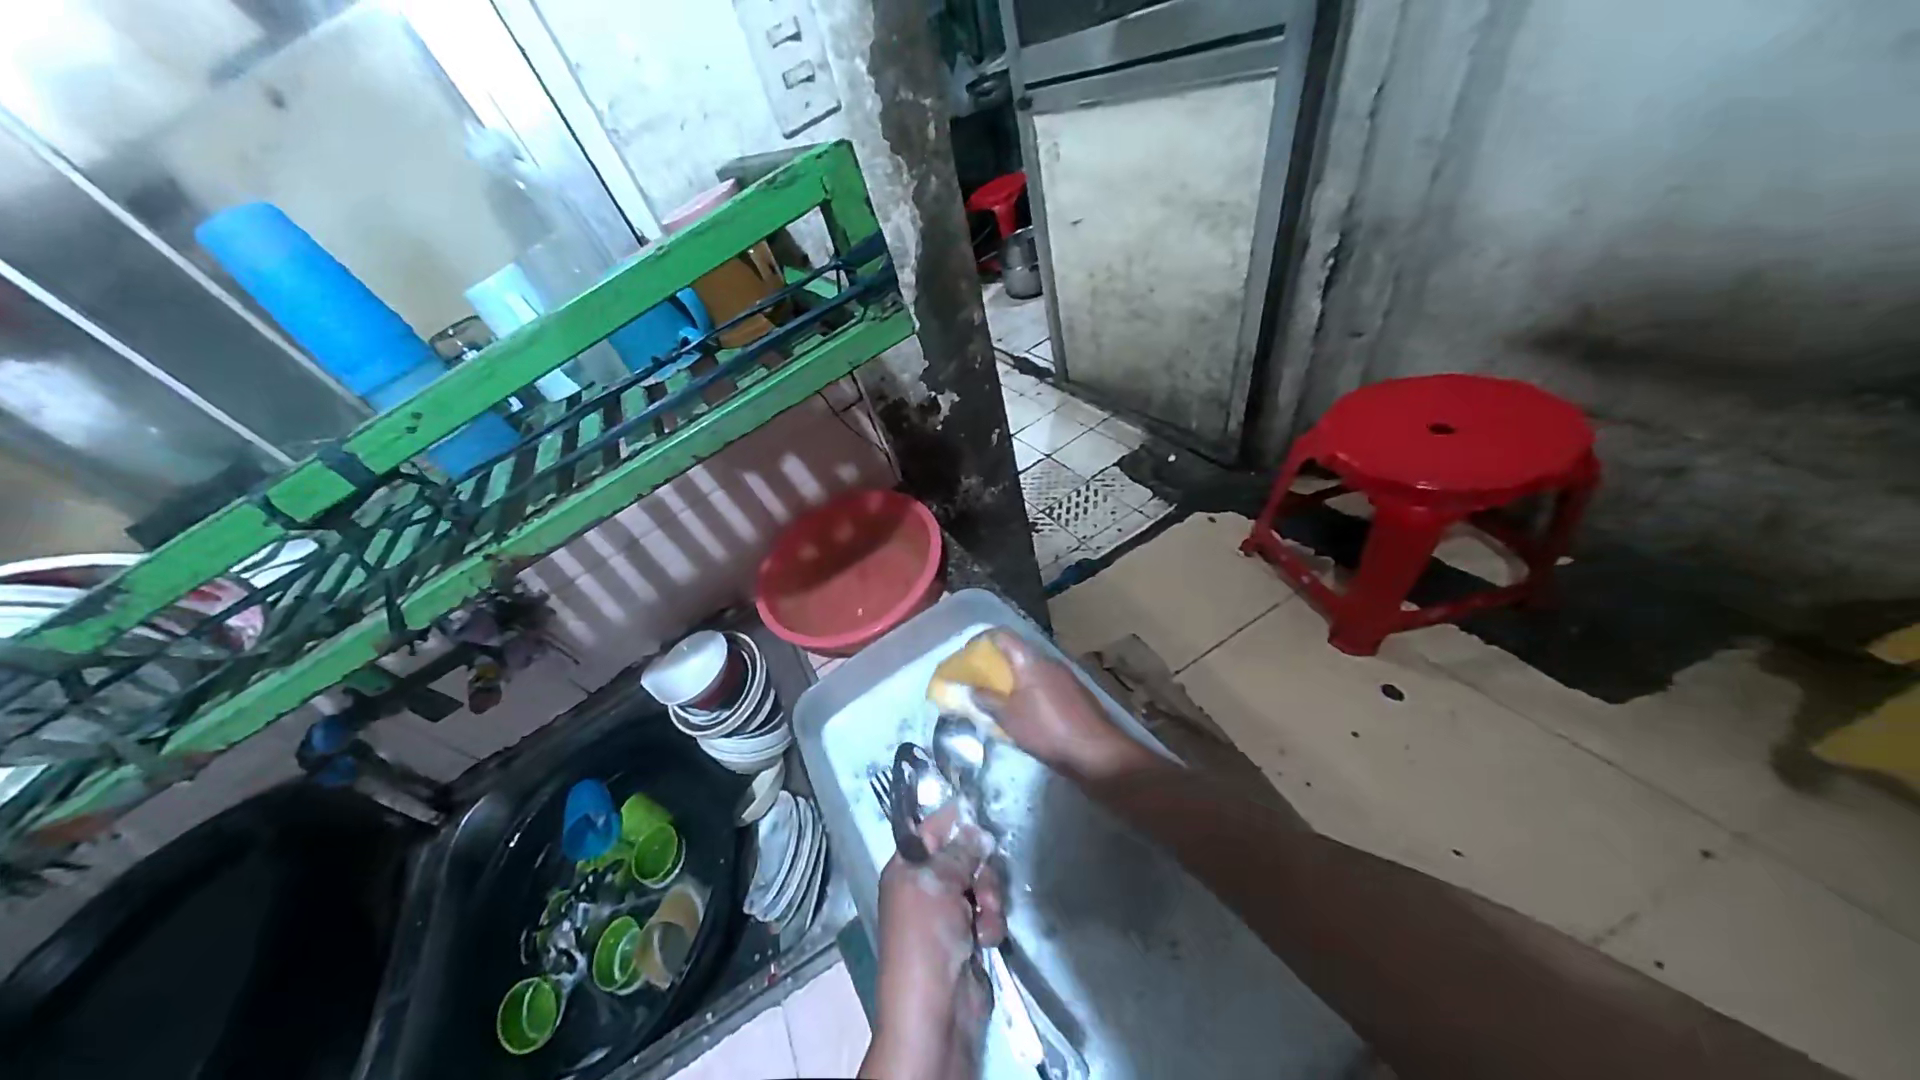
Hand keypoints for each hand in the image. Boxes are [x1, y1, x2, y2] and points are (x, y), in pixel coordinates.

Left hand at [862, 804, 1006, 1079]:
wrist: (937, 1008)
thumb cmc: (925, 937)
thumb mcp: (936, 883)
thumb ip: (958, 851)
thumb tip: (976, 830)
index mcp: (907, 868)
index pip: (929, 829)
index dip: (951, 818)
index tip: (976, 808)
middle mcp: (926, 885)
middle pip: (963, 855)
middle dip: (978, 868)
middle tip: (979, 883)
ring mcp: (950, 910)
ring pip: (982, 882)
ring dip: (989, 898)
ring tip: (982, 919)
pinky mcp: (971, 933)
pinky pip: (990, 911)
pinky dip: (991, 923)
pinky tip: (985, 939)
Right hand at [984, 630, 1160, 781]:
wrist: (1096, 752)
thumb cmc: (1047, 729)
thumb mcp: (1008, 718)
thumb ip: (987, 700)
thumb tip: (972, 689)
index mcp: (1030, 660)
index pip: (1002, 635)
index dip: (982, 640)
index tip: (967, 654)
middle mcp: (1049, 661)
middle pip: (1017, 653)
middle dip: (997, 664)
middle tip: (980, 681)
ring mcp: (1066, 676)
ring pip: (1032, 670)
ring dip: (1015, 680)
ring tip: (1000, 699)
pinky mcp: (1075, 693)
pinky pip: (1046, 684)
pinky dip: (1031, 691)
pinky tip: (1026, 712)